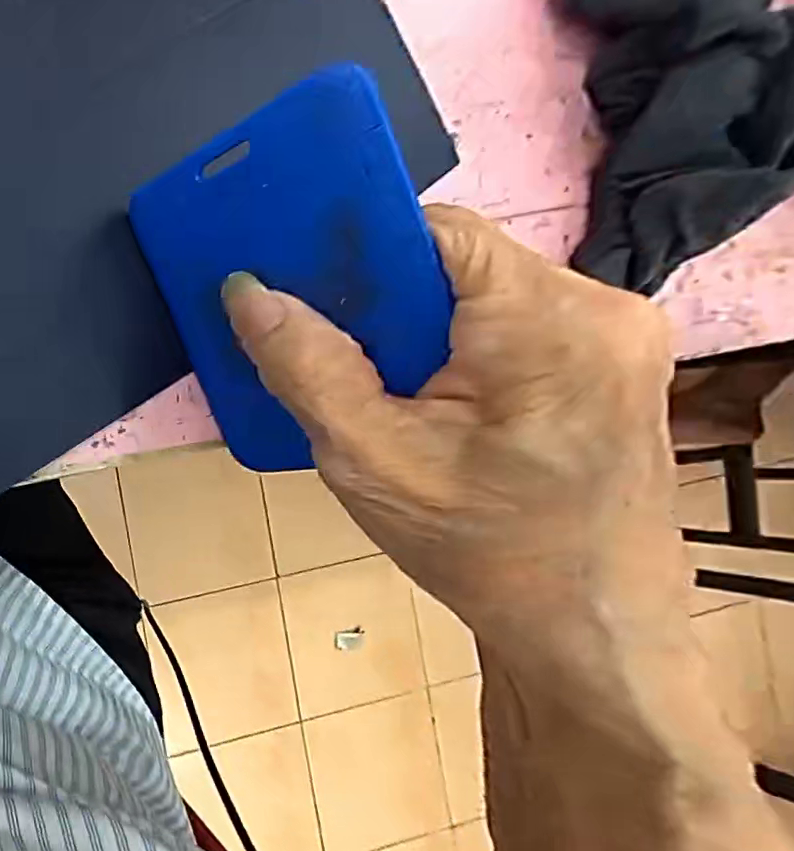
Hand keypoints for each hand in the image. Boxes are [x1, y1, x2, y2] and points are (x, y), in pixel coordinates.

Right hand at [221, 206, 687, 673]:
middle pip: (446, 262)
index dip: (350, 244)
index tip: (283, 278)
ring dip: (388, 326)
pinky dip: (422, 345)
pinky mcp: (589, 359)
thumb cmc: (474, 543)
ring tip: (342, 376)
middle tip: (298, 340)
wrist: (581, 617)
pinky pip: (484, 323)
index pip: (436, 232)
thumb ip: (306, 369)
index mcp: (548, 325)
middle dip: (362, 297)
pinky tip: (392, 391)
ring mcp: (603, 332)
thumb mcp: (366, 458)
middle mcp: (595, 307)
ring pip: (459, 293)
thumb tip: (247, 292)